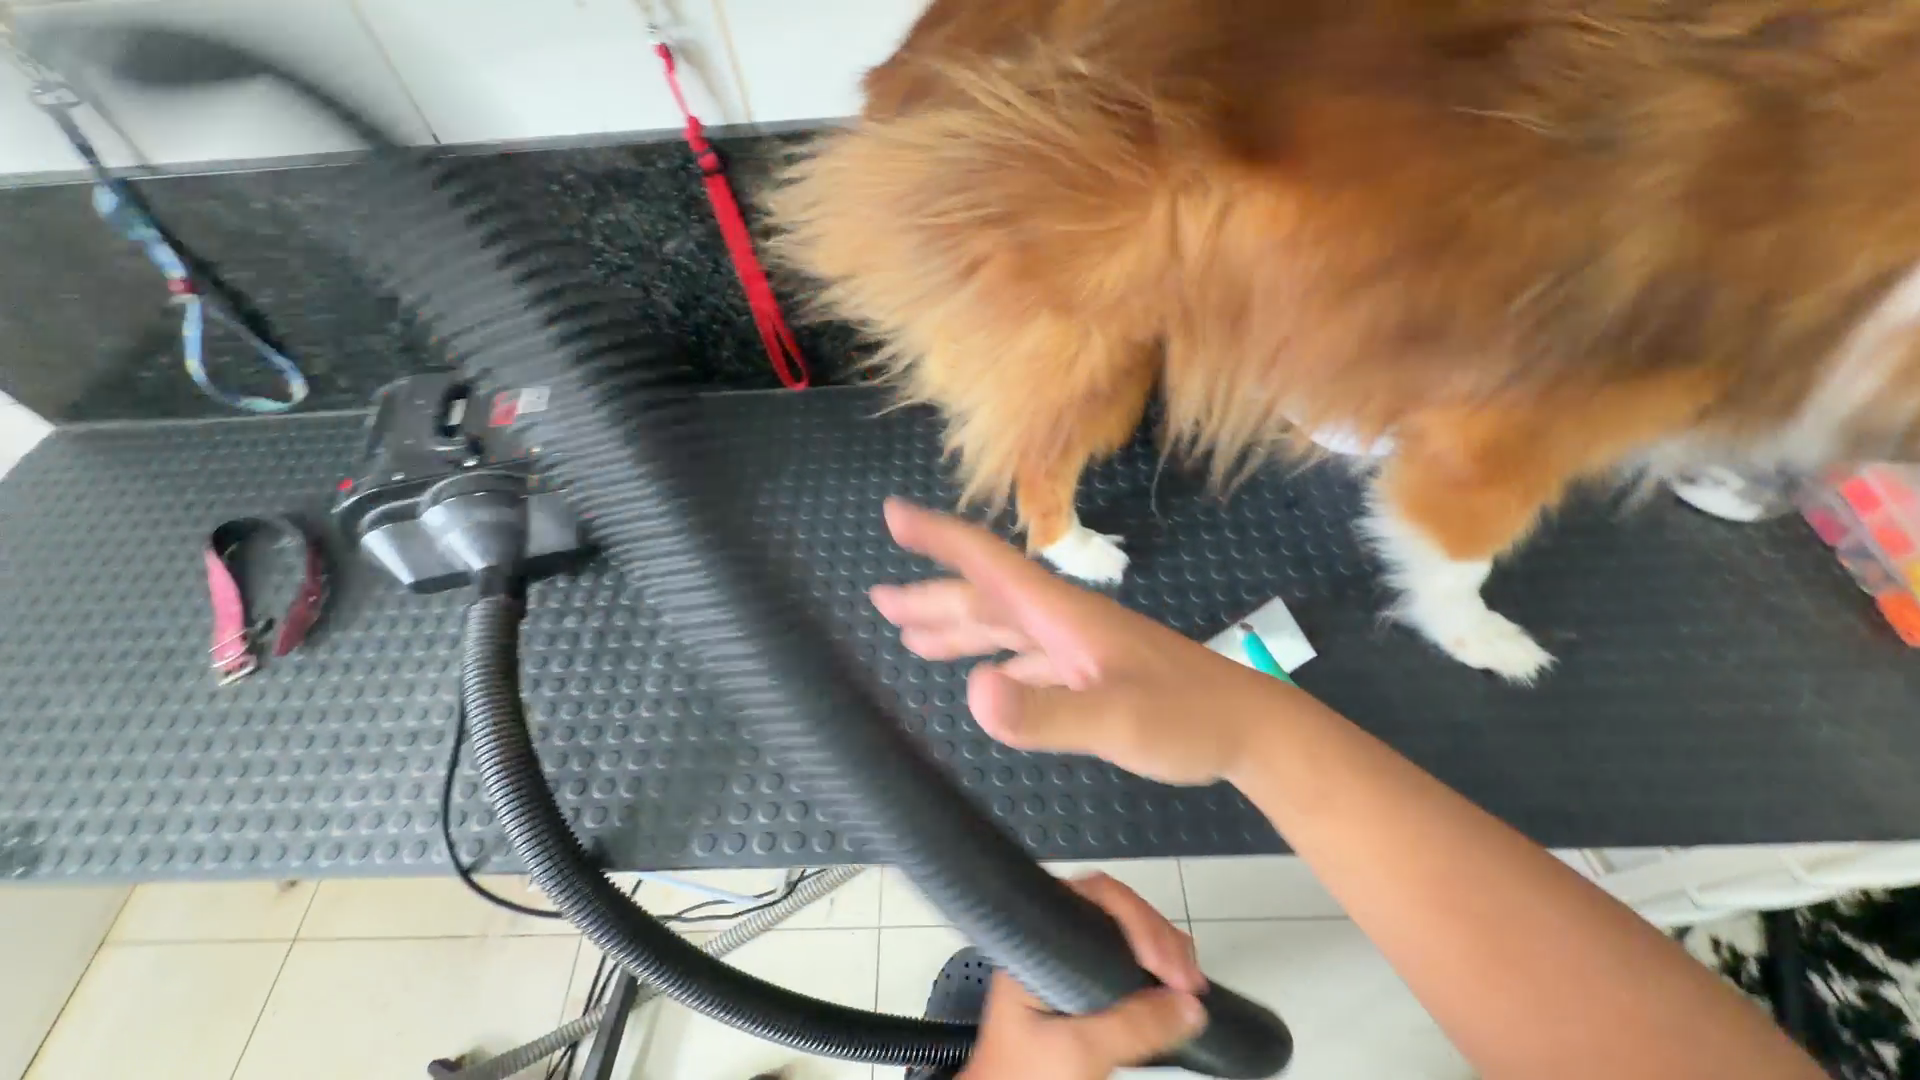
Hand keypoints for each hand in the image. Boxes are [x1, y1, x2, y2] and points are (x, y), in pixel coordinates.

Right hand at [870, 498, 1287, 784]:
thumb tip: (973, 691)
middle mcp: (1064, 624)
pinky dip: (995, 660)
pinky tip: (982, 676)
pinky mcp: (1092, 675)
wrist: (1252, 732)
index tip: (893, 514)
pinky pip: (1027, 659)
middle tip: (878, 599)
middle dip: (931, 595)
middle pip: (987, 598)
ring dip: (957, 627)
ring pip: (1003, 628)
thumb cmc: (1188, 718)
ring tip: (910, 635)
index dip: (939, 538)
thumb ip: (1046, 711)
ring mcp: (1079, 649)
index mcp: (1063, 617)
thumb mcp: (1116, 720)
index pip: (991, 564)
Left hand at [960, 873, 1209, 1079]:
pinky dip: (1156, 972)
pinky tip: (1175, 992)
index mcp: (1039, 942)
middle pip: (1115, 911)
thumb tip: (1189, 1004)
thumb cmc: (1025, 1078)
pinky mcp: (1083, 992)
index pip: (1093, 895)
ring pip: (1125, 936)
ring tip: (1190, 986)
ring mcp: (1068, 966)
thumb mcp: (1080, 1051)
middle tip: (1188, 979)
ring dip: (1163, 953)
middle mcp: (1052, 944)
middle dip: (1159, 937)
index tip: (1166, 965)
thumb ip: (1134, 1025)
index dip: (1137, 918)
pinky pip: (1125, 964)